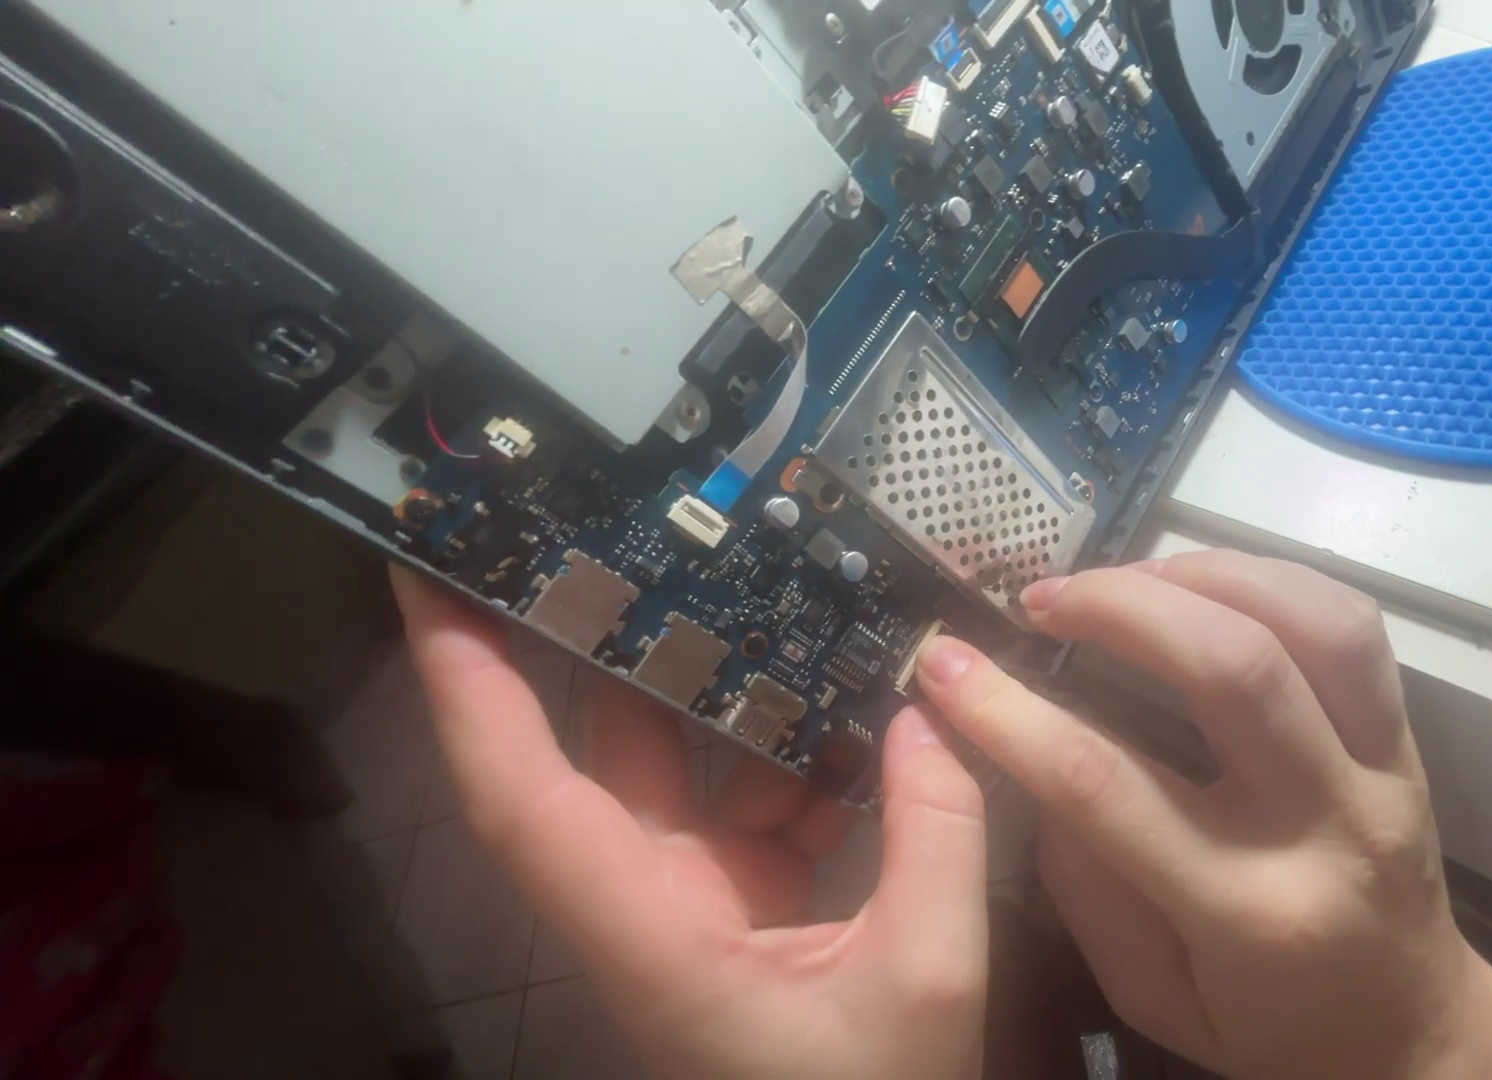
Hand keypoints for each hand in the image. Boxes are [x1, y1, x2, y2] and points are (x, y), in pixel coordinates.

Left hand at [390, 567, 988, 1079]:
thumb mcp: (927, 976)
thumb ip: (936, 836)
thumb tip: (927, 713)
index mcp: (657, 933)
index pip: (525, 800)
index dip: (468, 688)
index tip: (430, 584)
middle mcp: (657, 899)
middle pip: (613, 751)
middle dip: (621, 643)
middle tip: (646, 543)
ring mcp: (705, 893)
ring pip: (702, 765)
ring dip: (747, 699)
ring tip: (800, 616)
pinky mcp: (751, 893)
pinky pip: (765, 797)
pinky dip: (809, 757)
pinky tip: (866, 722)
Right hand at [914, 551, 1491, 1079]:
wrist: (1412, 1034)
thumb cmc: (1266, 1027)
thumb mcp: (1149, 992)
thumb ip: (1085, 882)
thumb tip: (1034, 755)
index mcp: (1247, 911)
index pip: (1106, 783)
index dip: (1010, 711)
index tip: (947, 664)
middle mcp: (1326, 825)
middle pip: (1231, 668)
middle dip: (1118, 609)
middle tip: (1044, 600)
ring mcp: (1382, 769)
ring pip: (1309, 625)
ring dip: (1198, 576)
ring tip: (1124, 577)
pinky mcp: (1405, 736)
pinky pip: (1350, 623)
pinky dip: (1264, 578)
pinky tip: (1198, 583)